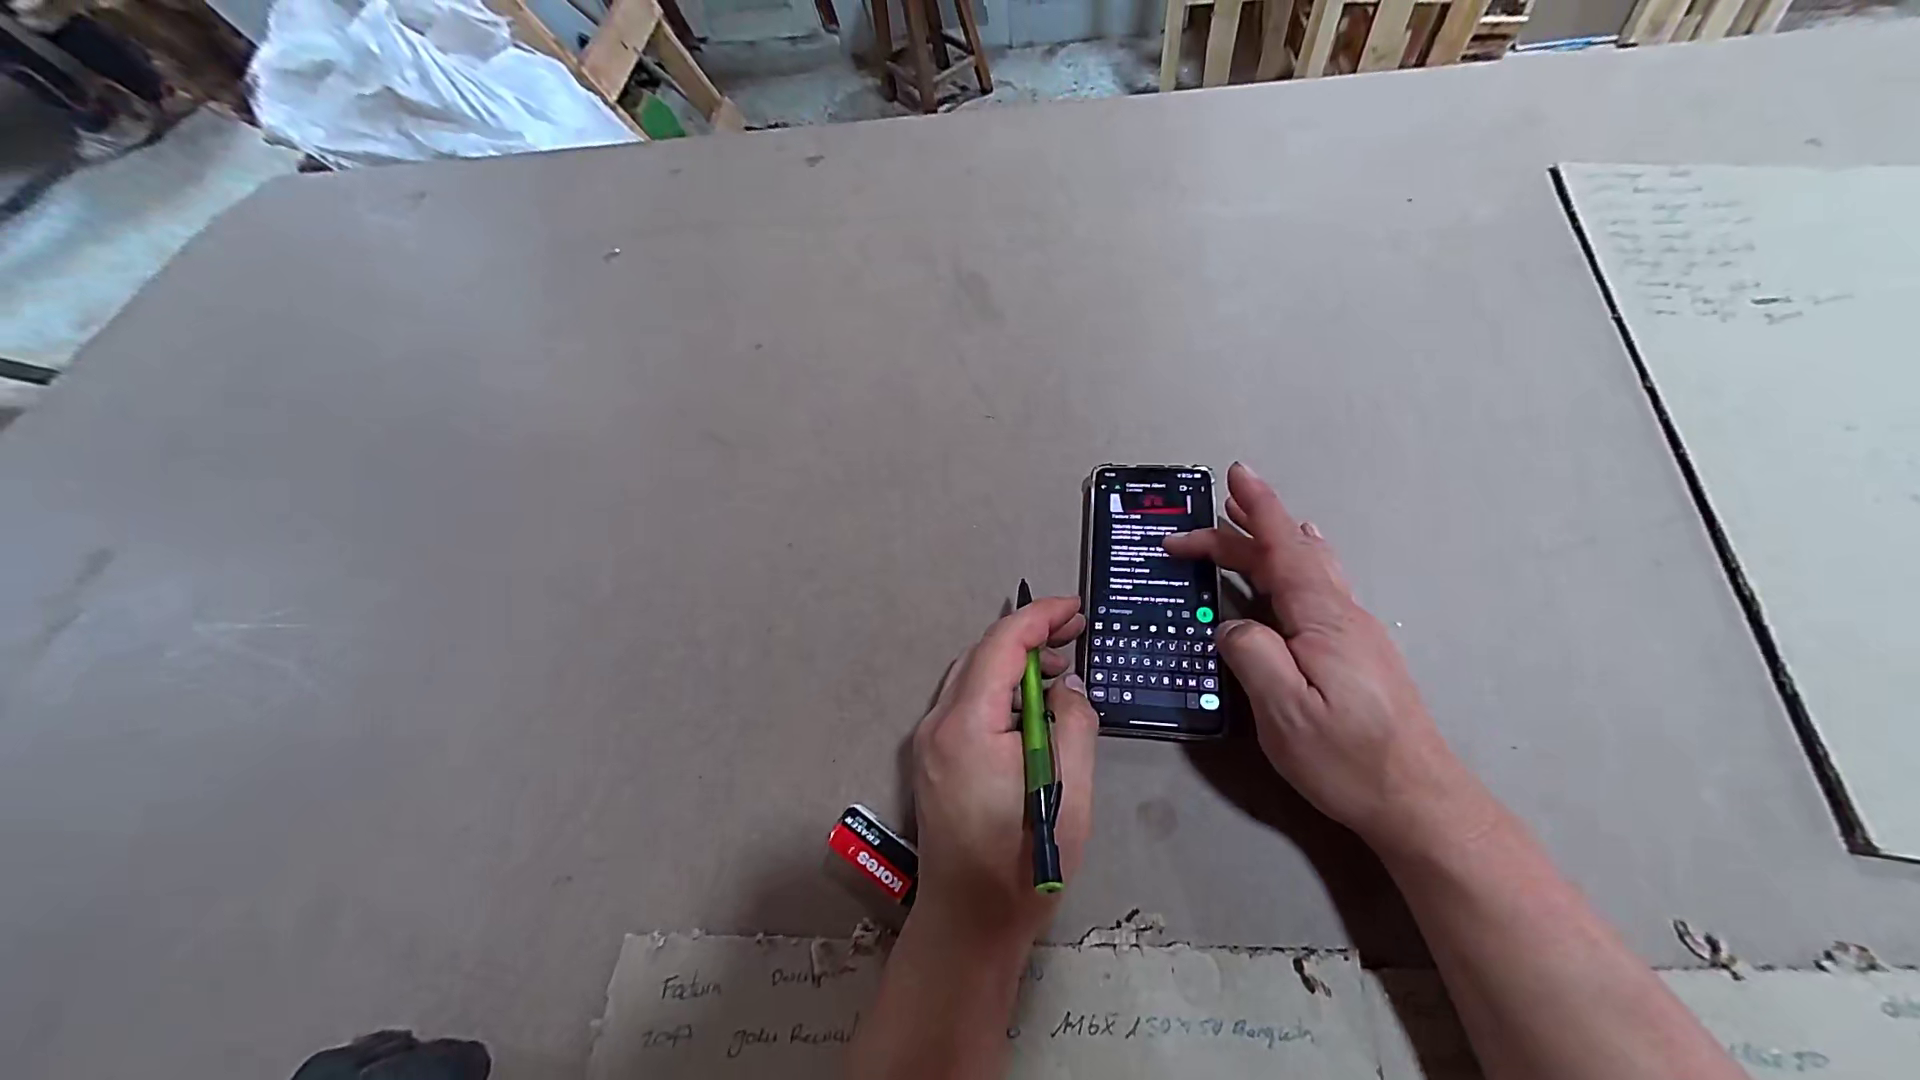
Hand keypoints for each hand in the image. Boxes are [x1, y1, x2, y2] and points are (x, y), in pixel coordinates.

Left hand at [909, 596, 1097, 941]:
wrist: (968, 924)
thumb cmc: (1025, 864)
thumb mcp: (1069, 792)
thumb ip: (1074, 724)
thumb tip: (1065, 686)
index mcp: (967, 726)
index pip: (1002, 646)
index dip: (1039, 617)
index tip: (1073, 608)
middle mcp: (938, 724)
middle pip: (982, 655)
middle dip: (1028, 636)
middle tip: (1073, 633)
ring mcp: (929, 741)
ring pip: (972, 676)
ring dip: (1014, 662)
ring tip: (1059, 667)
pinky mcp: (933, 757)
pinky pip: (967, 703)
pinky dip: (999, 690)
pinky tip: (1030, 705)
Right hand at [1164, 463, 1481, 850]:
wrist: (1420, 800)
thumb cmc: (1348, 758)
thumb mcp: (1286, 712)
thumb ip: (1252, 655)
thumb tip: (1230, 626)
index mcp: (1322, 620)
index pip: (1282, 550)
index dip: (1258, 509)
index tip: (1237, 473)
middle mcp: (1341, 614)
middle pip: (1286, 556)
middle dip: (1236, 535)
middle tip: (1188, 533)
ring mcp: (1353, 631)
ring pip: (1306, 567)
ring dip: (1268, 540)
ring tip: (1241, 520)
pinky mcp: (1356, 650)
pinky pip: (1319, 584)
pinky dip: (1297, 558)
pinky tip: (1302, 556)